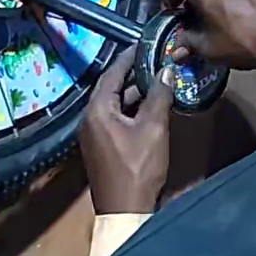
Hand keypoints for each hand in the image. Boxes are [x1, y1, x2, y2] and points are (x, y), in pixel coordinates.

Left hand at [80, 49, 168, 213]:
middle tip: (153, 58)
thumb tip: (166, 70)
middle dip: (132, 73)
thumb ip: (159, 96)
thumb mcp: (153, 128)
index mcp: (97, 110)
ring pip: (114, 103)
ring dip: (134, 92)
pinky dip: (131, 108)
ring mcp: (93, 133)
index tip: (144, 43)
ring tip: (156, 79)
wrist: (126, 211)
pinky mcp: (101, 146)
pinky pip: (115, 117)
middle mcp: (89, 118)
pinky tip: (149, 106)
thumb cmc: (138, 167)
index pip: (112, 73)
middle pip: (111, 87)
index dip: (129, 57)